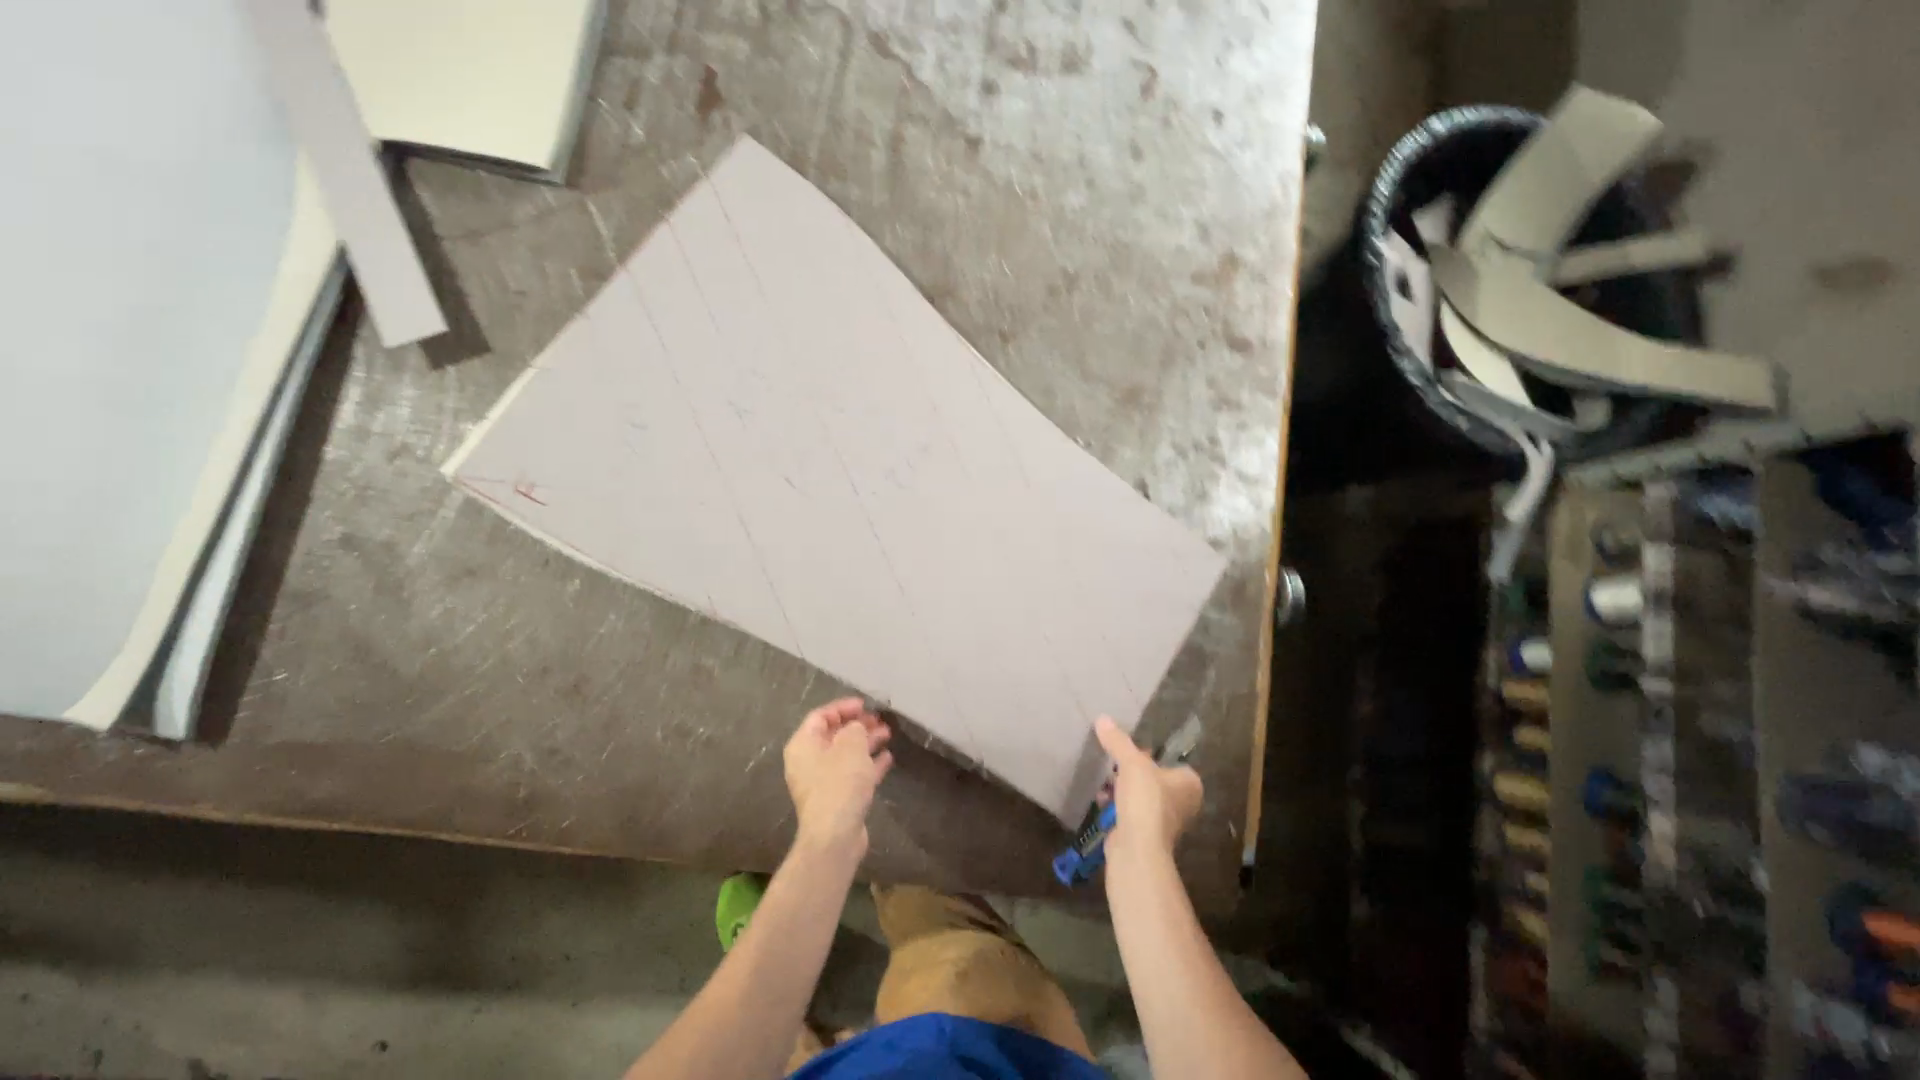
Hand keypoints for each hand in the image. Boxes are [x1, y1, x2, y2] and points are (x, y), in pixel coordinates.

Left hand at [784, 697, 892, 859]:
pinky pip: (853, 774)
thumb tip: (857, 728)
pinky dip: (868, 764)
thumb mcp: (851, 746)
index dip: (843, 707)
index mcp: (803, 745)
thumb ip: (855, 729)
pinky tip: (887, 757)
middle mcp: (808, 761)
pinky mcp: (837, 798)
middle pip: (833, 735)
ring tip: (888, 733)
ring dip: (866, 743)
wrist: (835, 835)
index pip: (820, 716)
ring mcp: (822, 782)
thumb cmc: (839, 783)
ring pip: (846, 755)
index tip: (865, 705)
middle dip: (858, 725)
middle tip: (880, 719)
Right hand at [1094, 715, 1203, 859]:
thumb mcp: (1131, 763)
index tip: (1128, 752)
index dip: (1147, 755)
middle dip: (1129, 773)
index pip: (1169, 760)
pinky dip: (1116, 806)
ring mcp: (1165, 820)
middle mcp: (1183, 802)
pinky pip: (1130, 812)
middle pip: (1151, 777)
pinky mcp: (1146, 834)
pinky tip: (1102, 801)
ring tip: (1104, 782)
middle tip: (1113, 765)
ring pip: (1139, 795)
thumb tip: (1102, 718)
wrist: (1137, 848)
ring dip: (1120, 789)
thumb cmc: (1145, 800)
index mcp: (1190, 783)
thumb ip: (1118, 741)